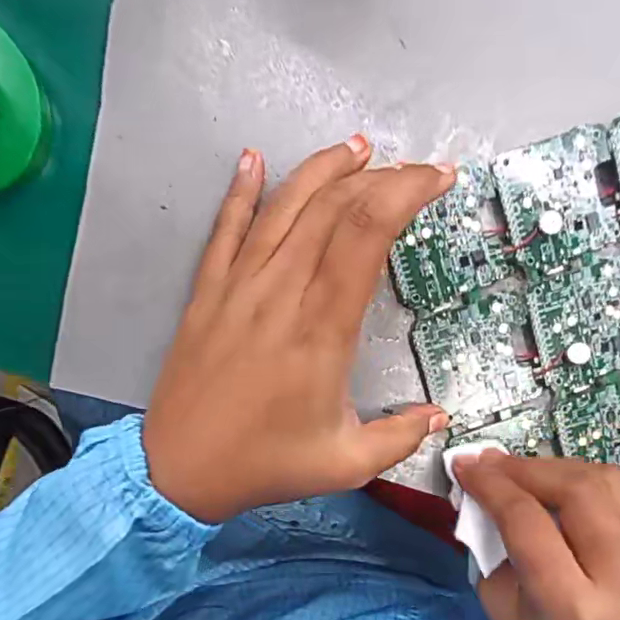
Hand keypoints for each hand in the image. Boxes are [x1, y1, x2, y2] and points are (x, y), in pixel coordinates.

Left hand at [143, 137, 455, 523]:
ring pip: (281, 209)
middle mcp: (279, 295)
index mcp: (320, 330)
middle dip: (377, 176)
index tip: (436, 179)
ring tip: (353, 148)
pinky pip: (223, 231)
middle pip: (330, 209)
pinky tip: (252, 160)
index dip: (406, 193)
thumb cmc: (263, 466)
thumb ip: (399, 437)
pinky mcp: (205, 296)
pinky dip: (238, 192)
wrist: (179, 470)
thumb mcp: (345, 464)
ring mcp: (237, 290)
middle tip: (407, 170)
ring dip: (319, 171)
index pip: (366, 234)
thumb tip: (439, 417)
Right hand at [452, 453, 619, 619]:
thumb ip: (492, 544)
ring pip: (607, 483)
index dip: (492, 485)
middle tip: (490, 463)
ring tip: (521, 472)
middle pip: (578, 491)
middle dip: (526, 467)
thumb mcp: (497, 603)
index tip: (465, 466)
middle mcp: (619, 580)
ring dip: (556, 467)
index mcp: (570, 605)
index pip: (529, 522)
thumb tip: (485, 490)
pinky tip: (553, 486)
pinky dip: (581, 481)